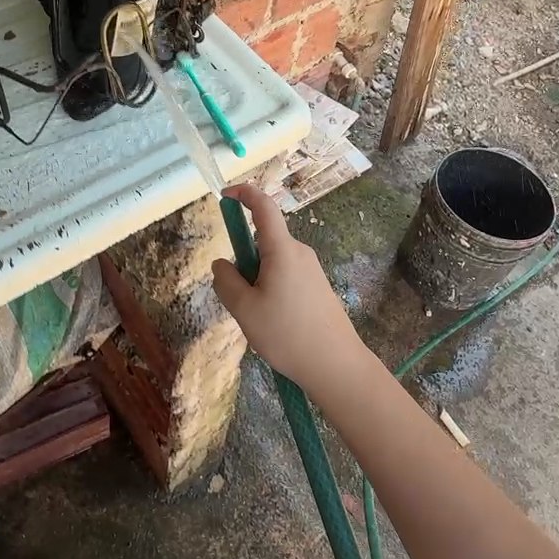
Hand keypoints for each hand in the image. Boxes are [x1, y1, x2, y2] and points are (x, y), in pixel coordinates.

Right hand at [210, 184, 365, 388]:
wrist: (336, 365)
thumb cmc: (287, 334)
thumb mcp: (244, 310)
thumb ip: (227, 282)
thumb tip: (222, 264)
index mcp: (282, 250)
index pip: (264, 207)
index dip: (244, 194)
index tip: (225, 195)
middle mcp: (300, 253)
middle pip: (264, 241)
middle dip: (245, 261)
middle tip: (240, 299)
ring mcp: (312, 270)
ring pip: (273, 263)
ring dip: (257, 281)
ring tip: (260, 320)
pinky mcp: (318, 288)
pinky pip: (285, 277)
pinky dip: (271, 291)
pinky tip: (277, 325)